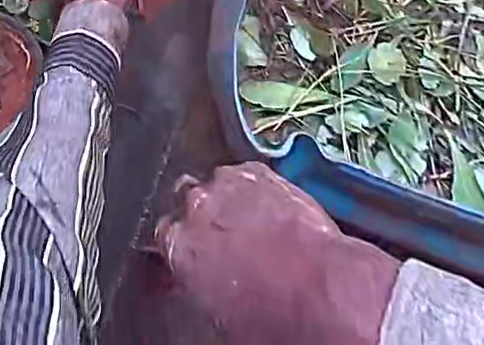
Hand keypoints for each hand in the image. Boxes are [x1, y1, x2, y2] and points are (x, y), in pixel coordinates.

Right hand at [154, 163, 397, 344]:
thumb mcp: (217, 315)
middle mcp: (194, 205)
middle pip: (187, 201)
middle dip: (201, 216)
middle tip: (224, 239)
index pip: (164, 236)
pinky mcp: (257, 169)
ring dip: (228, 199)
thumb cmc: (272, 314)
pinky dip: (256, 189)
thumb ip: (194, 283)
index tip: (191, 254)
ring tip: (255, 225)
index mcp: (177, 244)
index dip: (181, 246)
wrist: (319, 288)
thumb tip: (198, 284)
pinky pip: (247, 176)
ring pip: (217, 184)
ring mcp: (226, 182)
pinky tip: (273, 213)